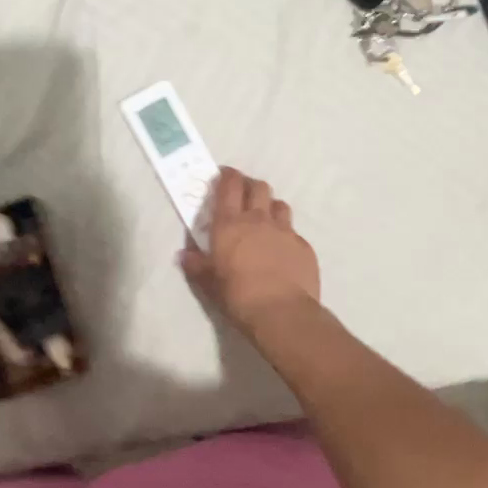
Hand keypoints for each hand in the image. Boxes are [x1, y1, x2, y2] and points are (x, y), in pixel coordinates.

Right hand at [179, 167, 320, 334]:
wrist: (282, 313)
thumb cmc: (238, 296)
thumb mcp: (209, 283)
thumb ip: (197, 265)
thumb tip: (183, 255)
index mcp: (229, 224)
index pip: (229, 186)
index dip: (227, 175)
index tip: (223, 175)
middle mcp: (258, 220)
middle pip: (258, 187)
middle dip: (250, 185)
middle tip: (243, 195)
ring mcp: (284, 231)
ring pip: (279, 204)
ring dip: (270, 207)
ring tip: (264, 220)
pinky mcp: (303, 246)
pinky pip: (293, 231)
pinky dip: (285, 234)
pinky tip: (281, 250)